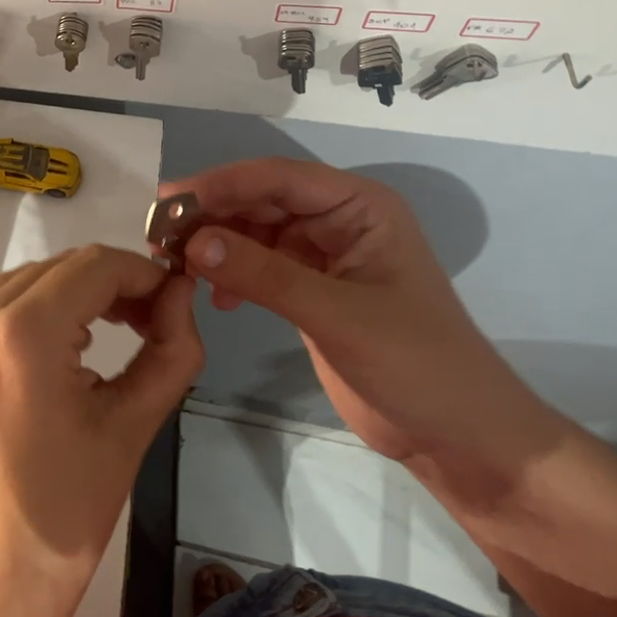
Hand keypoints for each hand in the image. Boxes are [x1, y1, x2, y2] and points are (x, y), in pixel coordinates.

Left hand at [0, 247, 203, 616]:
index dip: (141, 273)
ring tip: (104, 336)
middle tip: (148, 321)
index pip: (94, 265)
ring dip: (69, 297)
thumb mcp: (133, 424)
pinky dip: (28, 317)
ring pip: (23, 283)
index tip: (172, 298)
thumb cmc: (69, 504)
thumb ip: (171, 349)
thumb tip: (182, 292)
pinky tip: (52, 357)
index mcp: (20, 334)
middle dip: (109, 285)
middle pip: (57, 268)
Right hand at [164, 158, 560, 472]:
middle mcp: (338, 220)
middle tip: (157, 234)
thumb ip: (265, 275)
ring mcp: (322, 255)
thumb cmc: (417, 365)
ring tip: (174, 263)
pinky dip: (230, 274)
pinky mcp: (309, 290)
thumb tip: (193, 243)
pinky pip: (257, 265)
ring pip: (253, 232)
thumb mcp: (338, 315)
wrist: (459, 439)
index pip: (279, 178)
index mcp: (359, 207)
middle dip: (212, 215)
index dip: (222, 184)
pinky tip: (215, 297)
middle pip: (259, 201)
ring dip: (215, 244)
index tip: (170, 201)